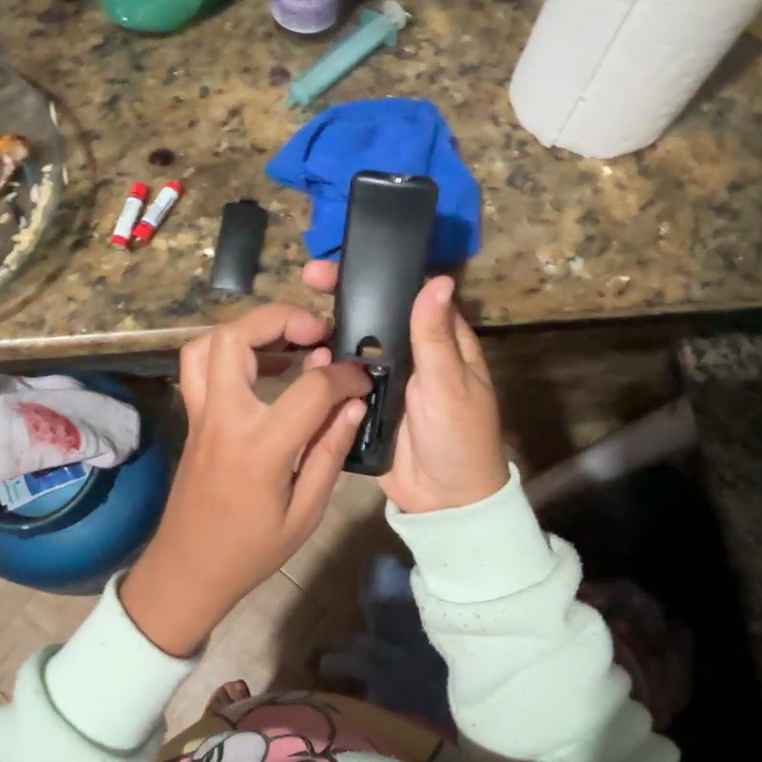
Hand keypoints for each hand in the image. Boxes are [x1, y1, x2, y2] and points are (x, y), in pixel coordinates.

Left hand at [120, 303, 371, 655]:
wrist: (188, 569)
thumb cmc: (250, 550)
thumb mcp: (305, 513)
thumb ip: (329, 451)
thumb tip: (354, 402)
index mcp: (260, 447)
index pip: (310, 387)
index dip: (345, 375)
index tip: (363, 379)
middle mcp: (223, 418)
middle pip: (235, 338)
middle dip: (280, 318)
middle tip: (318, 329)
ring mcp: (201, 414)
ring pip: (207, 343)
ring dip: (249, 329)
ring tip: (291, 339)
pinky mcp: (193, 417)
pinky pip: (200, 365)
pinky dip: (230, 349)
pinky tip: (266, 363)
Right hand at [303, 261, 507, 514]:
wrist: (444, 501)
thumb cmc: (459, 437)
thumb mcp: (449, 384)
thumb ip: (435, 336)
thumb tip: (437, 281)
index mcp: (440, 342)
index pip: (409, 294)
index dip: (380, 273)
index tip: (347, 259)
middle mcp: (410, 355)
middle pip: (374, 316)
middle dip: (343, 297)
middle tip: (308, 277)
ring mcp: (384, 381)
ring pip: (352, 348)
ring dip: (328, 335)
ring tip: (302, 327)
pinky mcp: (363, 407)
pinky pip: (340, 384)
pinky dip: (323, 373)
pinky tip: (305, 365)